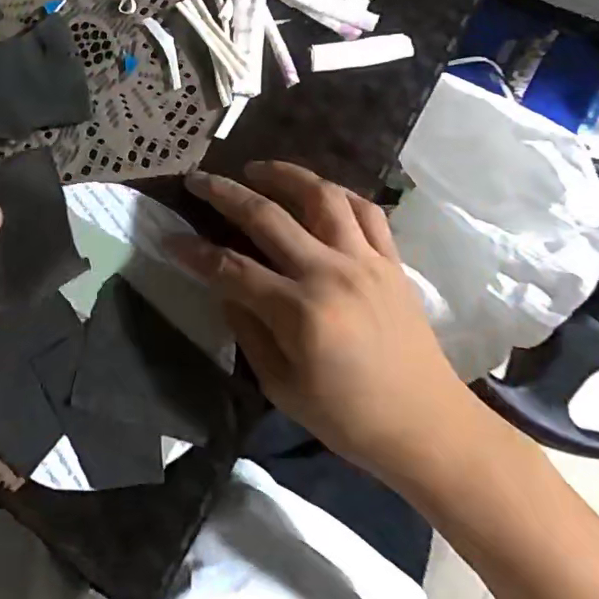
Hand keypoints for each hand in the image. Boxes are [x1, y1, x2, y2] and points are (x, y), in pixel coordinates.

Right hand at [166, 160, 479, 484]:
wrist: (429, 429)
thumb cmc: (345, 415)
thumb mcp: (277, 382)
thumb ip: (246, 327)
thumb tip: (225, 288)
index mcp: (298, 311)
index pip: (229, 266)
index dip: (192, 251)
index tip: (169, 240)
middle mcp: (331, 275)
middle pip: (266, 216)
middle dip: (223, 193)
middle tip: (196, 179)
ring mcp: (366, 263)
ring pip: (321, 198)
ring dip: (283, 175)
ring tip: (256, 169)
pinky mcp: (392, 264)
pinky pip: (366, 213)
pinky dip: (336, 194)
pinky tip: (315, 191)